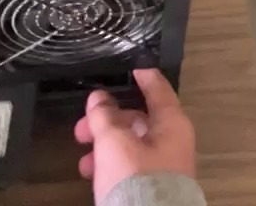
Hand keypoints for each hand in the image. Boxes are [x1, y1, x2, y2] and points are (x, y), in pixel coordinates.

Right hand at [74, 68, 197, 201]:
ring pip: (131, 145)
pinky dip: (111, 166)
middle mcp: (172, 142)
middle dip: (108, 120)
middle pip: (139, 119)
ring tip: (83, 159)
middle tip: (83, 126)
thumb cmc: (137, 180)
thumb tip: (99, 99)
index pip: (157, 88)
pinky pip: (131, 168)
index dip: (142, 75)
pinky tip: (92, 174)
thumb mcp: (114, 142)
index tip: (130, 65)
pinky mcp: (154, 190)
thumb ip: (104, 116)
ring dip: (105, 146)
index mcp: (171, 123)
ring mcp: (165, 168)